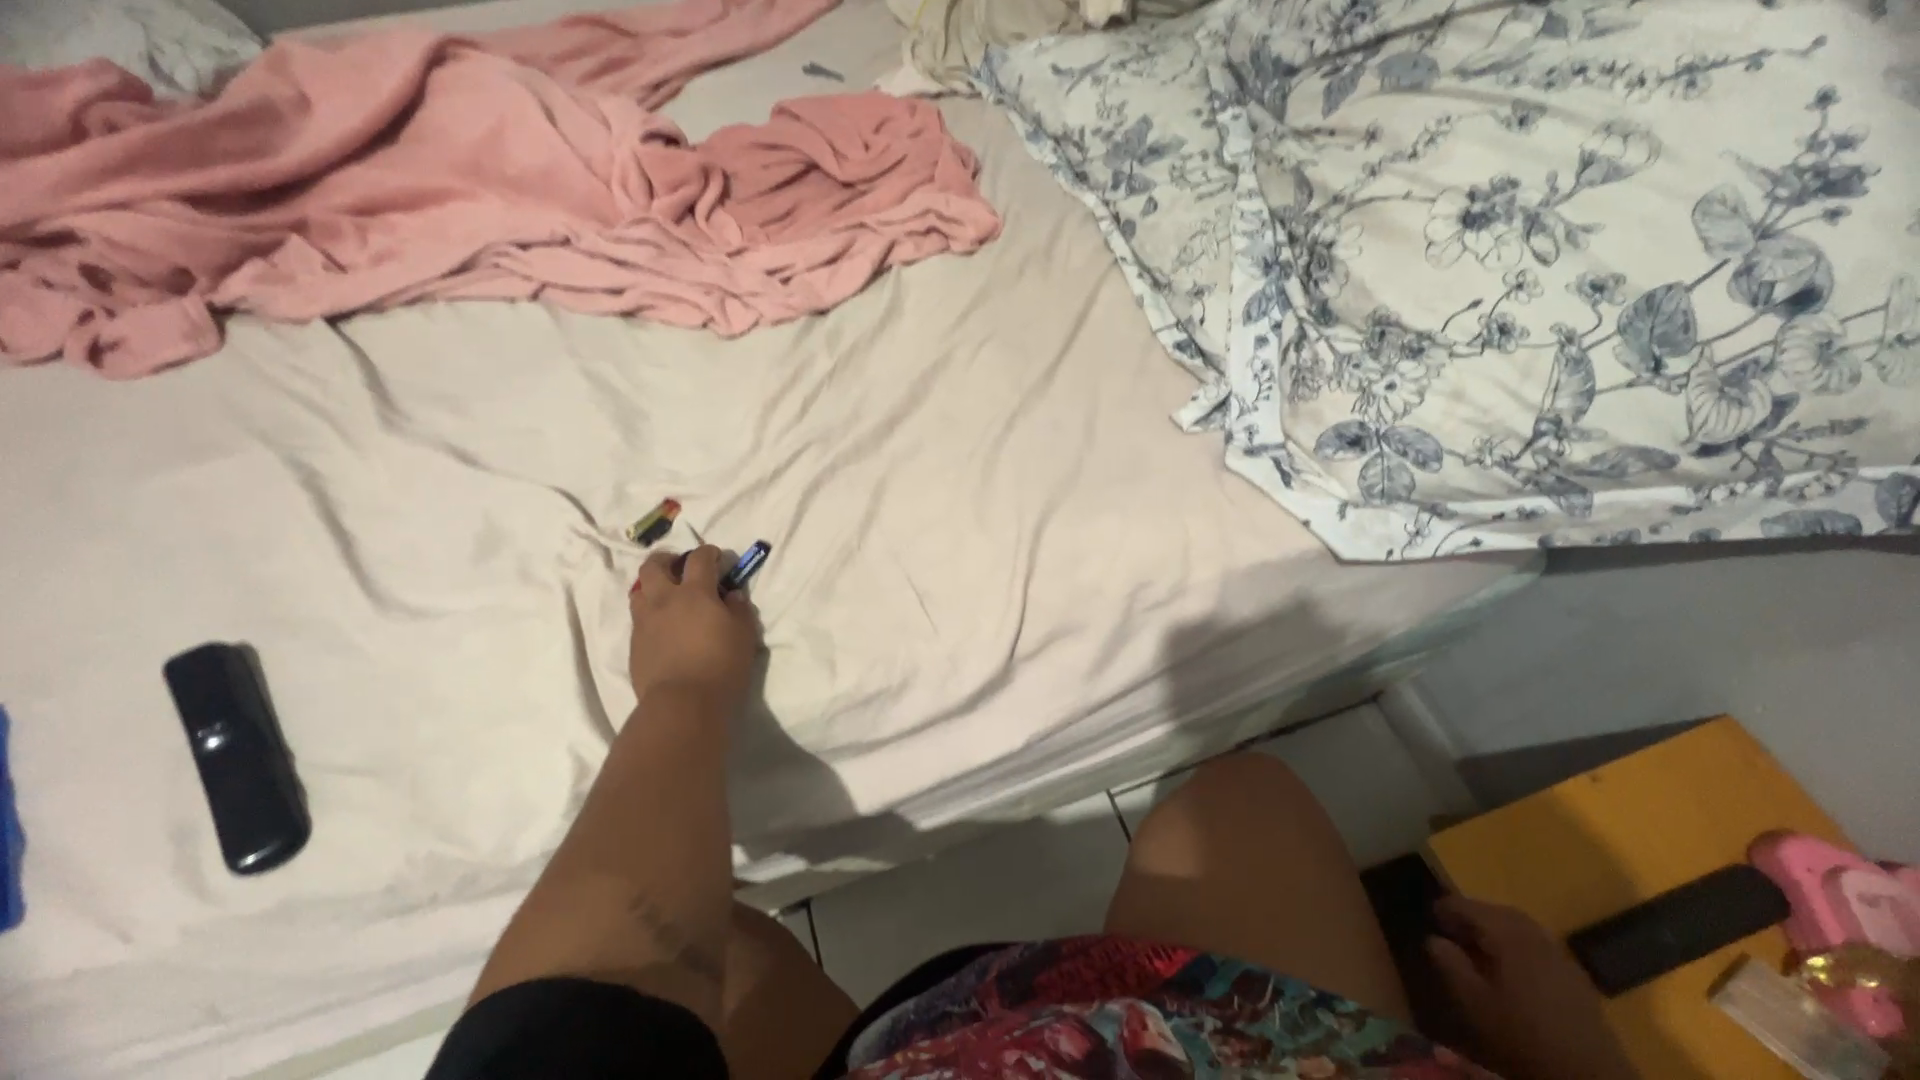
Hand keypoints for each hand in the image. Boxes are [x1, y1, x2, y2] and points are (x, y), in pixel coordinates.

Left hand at [627, 546, 760, 708]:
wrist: (682, 703)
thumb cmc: (721, 666)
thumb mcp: (743, 635)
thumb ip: (738, 609)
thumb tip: (731, 595)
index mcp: (694, 592)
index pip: (699, 559)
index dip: (708, 552)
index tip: (716, 557)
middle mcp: (664, 600)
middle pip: (654, 565)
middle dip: (667, 560)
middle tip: (679, 567)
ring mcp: (645, 622)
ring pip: (638, 591)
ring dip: (652, 587)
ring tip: (666, 598)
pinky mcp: (635, 645)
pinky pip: (638, 620)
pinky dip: (650, 615)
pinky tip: (663, 629)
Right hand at [1427, 897, 1638, 1079]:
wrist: (1588, 1074)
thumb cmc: (1522, 1035)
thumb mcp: (1474, 1003)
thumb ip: (1451, 965)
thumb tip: (1434, 939)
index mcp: (1510, 938)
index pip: (1472, 907)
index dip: (1448, 908)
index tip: (1430, 915)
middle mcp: (1537, 937)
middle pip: (1499, 912)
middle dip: (1473, 914)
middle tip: (1452, 928)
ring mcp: (1560, 956)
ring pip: (1522, 926)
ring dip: (1496, 927)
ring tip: (1478, 946)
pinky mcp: (1575, 976)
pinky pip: (1539, 945)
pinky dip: (1518, 943)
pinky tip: (1512, 968)